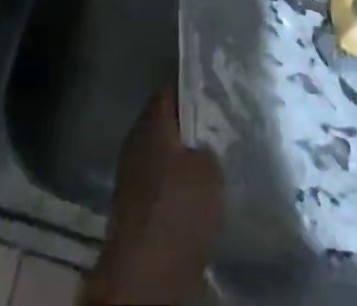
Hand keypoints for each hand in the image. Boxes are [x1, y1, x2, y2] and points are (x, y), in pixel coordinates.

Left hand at [82, 90, 222, 304]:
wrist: (146, 267)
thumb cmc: (178, 209)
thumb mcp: (208, 172)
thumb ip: (208, 151)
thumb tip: (203, 148)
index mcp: (150, 124)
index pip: (168, 93)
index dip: (191, 89)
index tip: (215, 90)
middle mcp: (136, 142)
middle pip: (165, 123)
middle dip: (191, 125)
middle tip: (222, 127)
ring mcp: (133, 172)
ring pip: (164, 153)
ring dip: (185, 157)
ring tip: (218, 161)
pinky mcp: (138, 203)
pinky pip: (163, 181)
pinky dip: (180, 184)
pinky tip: (202, 194)